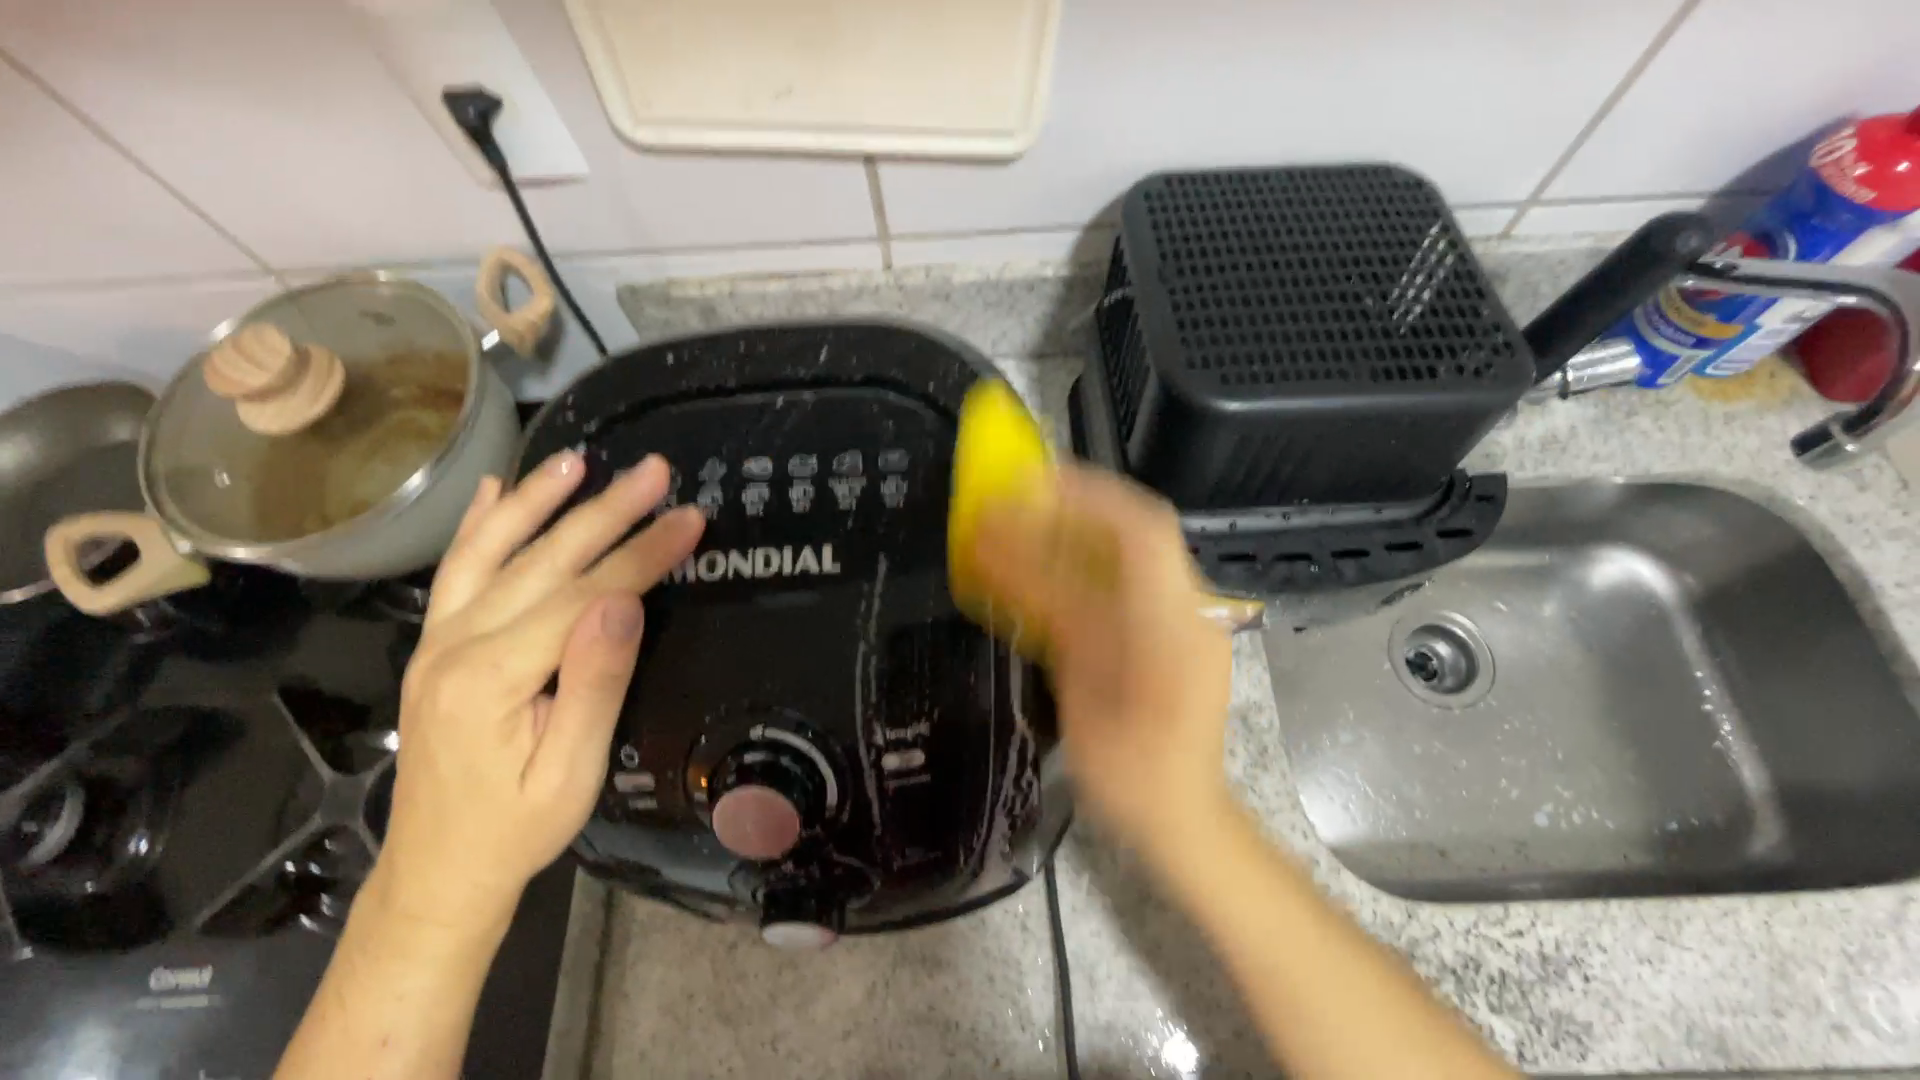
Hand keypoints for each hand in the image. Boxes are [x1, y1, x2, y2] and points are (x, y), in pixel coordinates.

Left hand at [373, 451, 704, 928]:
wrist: (437, 870)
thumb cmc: (516, 828)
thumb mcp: (571, 771)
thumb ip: (595, 682)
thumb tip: (623, 601)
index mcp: (492, 677)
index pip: (583, 595)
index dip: (641, 553)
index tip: (688, 517)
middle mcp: (454, 644)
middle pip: (543, 560)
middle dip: (606, 511)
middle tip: (656, 471)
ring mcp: (437, 640)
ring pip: (491, 551)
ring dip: (537, 500)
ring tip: (578, 460)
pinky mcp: (434, 646)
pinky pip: (454, 571)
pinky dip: (477, 526)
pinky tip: (494, 492)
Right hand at [970, 465, 1234, 857]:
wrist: (1183, 817)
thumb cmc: (1131, 773)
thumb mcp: (1085, 697)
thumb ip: (1054, 620)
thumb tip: (1004, 559)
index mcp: (1174, 623)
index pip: (1142, 530)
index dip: (1089, 496)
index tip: (1035, 484)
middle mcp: (1190, 609)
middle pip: (1134, 534)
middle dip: (1070, 512)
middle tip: (1013, 504)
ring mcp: (1189, 621)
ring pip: (1131, 558)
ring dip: (1073, 538)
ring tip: (1020, 530)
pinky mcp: (1176, 634)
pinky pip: (1132, 586)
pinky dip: (1086, 571)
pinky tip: (1046, 573)